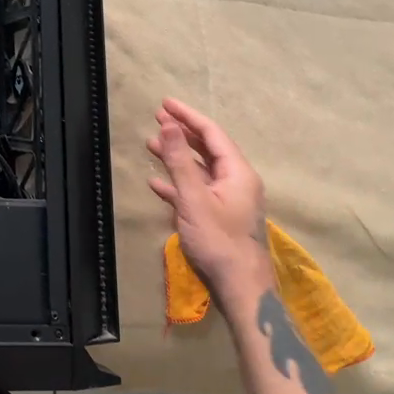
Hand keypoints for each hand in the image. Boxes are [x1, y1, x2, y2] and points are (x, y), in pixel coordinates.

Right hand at [147, 97, 272, 302]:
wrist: (241, 290)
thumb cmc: (219, 241)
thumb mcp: (195, 198)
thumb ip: (180, 160)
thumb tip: (169, 124)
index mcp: (238, 173)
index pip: (212, 134)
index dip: (188, 116)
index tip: (165, 103)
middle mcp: (237, 182)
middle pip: (208, 149)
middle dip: (183, 132)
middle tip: (157, 118)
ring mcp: (229, 201)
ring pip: (201, 170)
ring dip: (177, 156)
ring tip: (152, 144)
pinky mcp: (220, 218)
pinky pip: (197, 191)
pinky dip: (178, 183)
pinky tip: (157, 182)